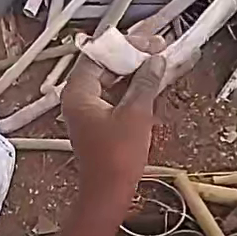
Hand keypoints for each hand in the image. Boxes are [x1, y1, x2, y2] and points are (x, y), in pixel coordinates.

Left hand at [62, 37, 169, 200]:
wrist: (109, 192)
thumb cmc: (117, 156)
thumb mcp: (136, 113)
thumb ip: (146, 82)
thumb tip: (156, 60)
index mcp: (78, 92)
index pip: (99, 54)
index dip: (126, 44)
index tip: (151, 43)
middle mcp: (77, 98)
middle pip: (104, 65)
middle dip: (132, 56)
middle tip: (158, 50)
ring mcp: (87, 111)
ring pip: (111, 81)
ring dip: (134, 72)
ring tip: (159, 64)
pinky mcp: (98, 123)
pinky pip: (114, 96)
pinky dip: (131, 89)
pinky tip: (152, 85)